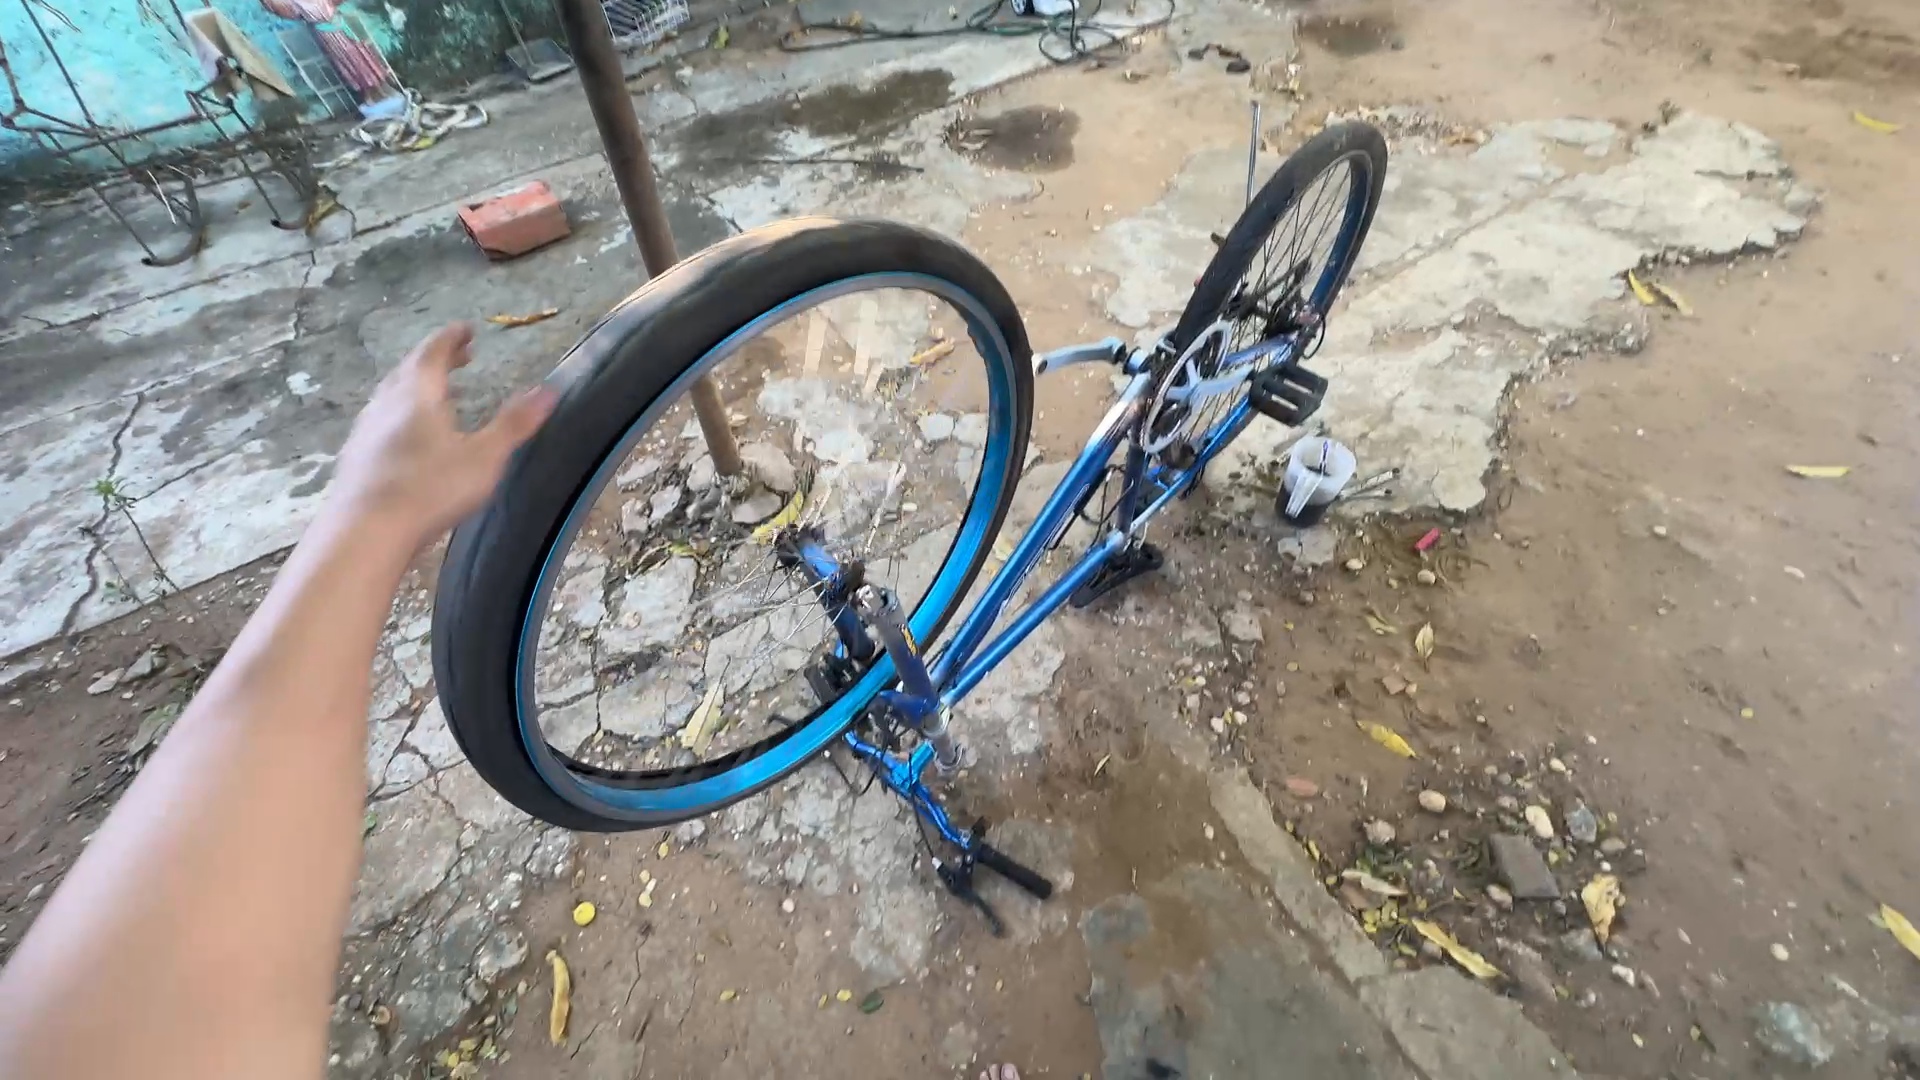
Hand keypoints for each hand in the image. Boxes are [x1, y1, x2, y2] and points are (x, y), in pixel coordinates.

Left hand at [329, 324, 554, 546]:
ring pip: (393, 395)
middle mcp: (388, 405)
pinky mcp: (360, 456)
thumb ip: (516, 423)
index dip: (451, 339)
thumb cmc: (432, 487)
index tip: (466, 329)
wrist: (368, 529)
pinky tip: (414, 434)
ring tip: (442, 393)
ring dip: (419, 386)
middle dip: (436, 360)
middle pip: (410, 371)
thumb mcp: (486, 456)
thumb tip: (549, 390)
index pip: (433, 355)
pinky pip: (384, 420)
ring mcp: (368, 431)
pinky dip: (405, 413)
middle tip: (461, 356)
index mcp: (419, 397)